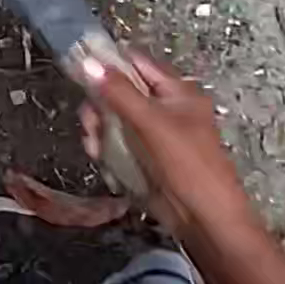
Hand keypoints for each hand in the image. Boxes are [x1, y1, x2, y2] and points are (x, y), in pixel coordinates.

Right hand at [78, 49, 256, 233]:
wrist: (204, 221)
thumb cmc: (187, 165)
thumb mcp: (150, 122)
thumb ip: (118, 91)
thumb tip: (88, 63)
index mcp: (175, 91)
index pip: (136, 63)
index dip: (108, 62)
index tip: (79, 68)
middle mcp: (163, 107)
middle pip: (118, 90)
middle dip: (99, 104)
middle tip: (91, 121)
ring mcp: (151, 132)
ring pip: (111, 116)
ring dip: (98, 128)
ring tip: (95, 145)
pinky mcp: (141, 154)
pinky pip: (114, 139)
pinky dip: (104, 146)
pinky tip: (99, 157)